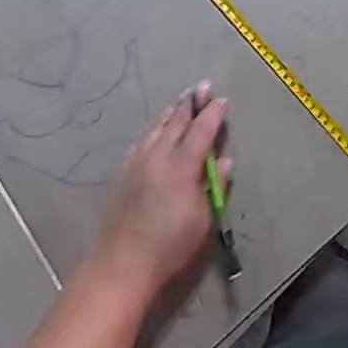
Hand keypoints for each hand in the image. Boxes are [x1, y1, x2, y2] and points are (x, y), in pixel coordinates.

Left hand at [92, 80, 231, 294]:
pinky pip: (142, 138)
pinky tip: (157, 126)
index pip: (201, 131)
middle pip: (176, 121)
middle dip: (191, 102)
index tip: (222, 101)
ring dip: (172, 111)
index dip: (213, 115)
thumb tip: (224, 161)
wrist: (123, 261)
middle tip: (203, 86)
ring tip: (182, 100)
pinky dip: (154, 127)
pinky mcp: (124, 169)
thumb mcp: (203, 221)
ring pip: (157, 126)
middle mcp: (158, 156)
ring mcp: (137, 160)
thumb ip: (214, 186)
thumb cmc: (171, 245)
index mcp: (181, 166)